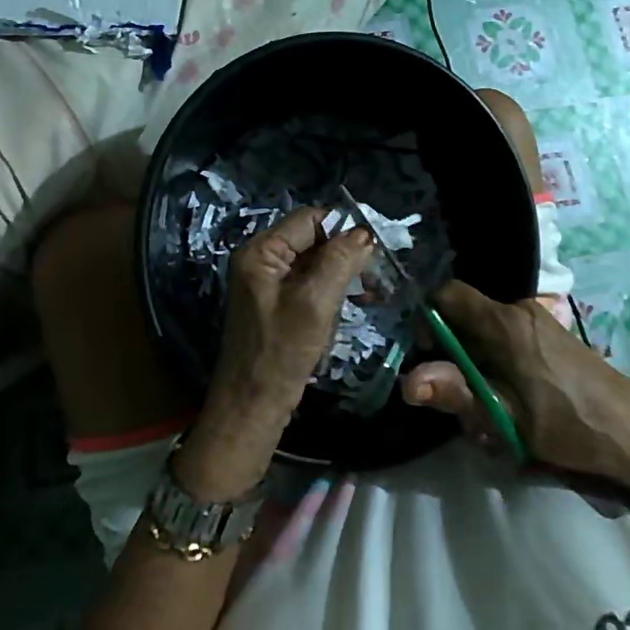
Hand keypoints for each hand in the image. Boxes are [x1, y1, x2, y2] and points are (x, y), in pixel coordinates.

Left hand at [177, 208, 372, 498]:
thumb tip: (365, 233)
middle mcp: (262, 259)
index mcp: (261, 251)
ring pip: (316, 260)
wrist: (251, 409)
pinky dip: (335, 287)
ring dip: (345, 270)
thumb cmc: (280, 354)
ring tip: (373, 289)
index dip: (344, 228)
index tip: (375, 248)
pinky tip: (357, 300)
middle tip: (378, 271)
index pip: (310, 220)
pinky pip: (311, 282)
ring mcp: (269, 282)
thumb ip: (339, 261)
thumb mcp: (314, 303)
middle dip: (347, 250)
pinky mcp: (278, 303)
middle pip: (313, 238)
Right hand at [400, 281, 629, 480]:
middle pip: (468, 315)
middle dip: (455, 353)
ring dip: (479, 363)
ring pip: (488, 330)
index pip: (450, 294)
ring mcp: (538, 319)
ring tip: (491, 408)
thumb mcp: (506, 416)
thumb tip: (408, 381)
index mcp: (505, 322)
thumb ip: (457, 393)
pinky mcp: (551, 335)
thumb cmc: (567, 422)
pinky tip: (514, 401)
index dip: (429, 318)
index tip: (427, 354)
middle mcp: (520, 309)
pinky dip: (499, 362)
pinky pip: (509, 337)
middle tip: (460, 397)